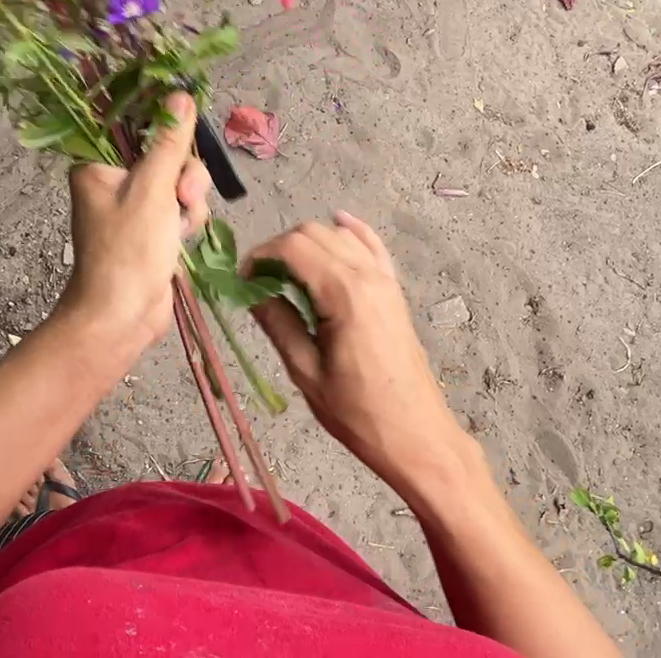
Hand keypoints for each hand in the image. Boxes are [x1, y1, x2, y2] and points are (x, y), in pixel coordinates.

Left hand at [56, 92, 211, 348]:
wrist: (123, 316)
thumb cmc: (128, 250)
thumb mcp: (153, 188)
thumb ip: (170, 142)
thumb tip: (180, 95)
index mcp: (97, 165)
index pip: (135, 127)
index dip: (164, 129)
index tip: (183, 138)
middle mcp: (113, 181)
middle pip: (165, 153)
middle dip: (183, 175)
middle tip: (183, 195)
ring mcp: (134, 205)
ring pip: (178, 180)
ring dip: (189, 200)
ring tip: (182, 224)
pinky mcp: (152, 227)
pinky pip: (180, 206)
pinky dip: (187, 219)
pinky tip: (183, 238)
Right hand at [248, 212, 464, 489]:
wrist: (418, 437)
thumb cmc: (359, 413)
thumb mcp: (306, 372)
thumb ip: (278, 323)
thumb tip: (253, 293)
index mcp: (344, 294)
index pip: (293, 247)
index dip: (261, 255)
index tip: (242, 278)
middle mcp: (367, 276)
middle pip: (314, 233)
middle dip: (280, 247)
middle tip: (259, 279)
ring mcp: (385, 280)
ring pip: (339, 234)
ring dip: (308, 242)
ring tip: (286, 273)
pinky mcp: (394, 291)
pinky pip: (372, 246)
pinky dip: (352, 231)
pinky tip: (338, 223)